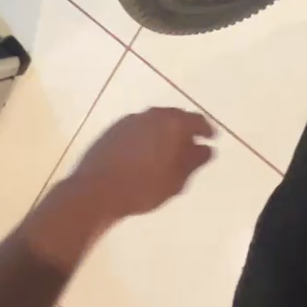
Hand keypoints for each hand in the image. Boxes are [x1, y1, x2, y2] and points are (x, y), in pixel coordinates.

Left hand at [67, 107, 216, 220]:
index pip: (197, 120)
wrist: (95, 191)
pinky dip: (147, 136)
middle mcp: (152, 115)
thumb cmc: (143, 187)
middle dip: (185, 129)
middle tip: (191, 145)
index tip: (212, 139)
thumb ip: (195, 161)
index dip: (207, 130)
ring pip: (155, 121)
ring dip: (165, 132)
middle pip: (175, 117)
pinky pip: (138, 128)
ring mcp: (130, 120)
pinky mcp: (113, 129)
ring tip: (168, 150)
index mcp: (172, 123)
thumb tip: (207, 149)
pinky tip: (145, 153)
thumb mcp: (176, 179)